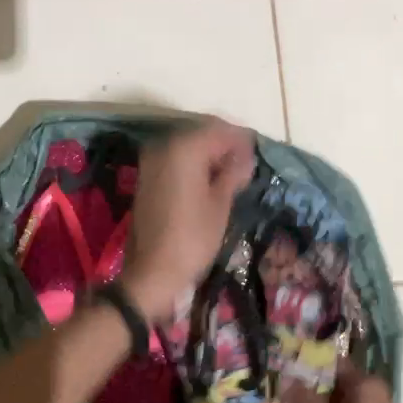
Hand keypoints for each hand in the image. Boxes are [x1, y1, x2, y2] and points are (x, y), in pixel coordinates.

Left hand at [119, 119, 254, 316]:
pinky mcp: (146, 177)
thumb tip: (246, 157)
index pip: (220, 130)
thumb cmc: (192, 238)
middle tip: (246, 164)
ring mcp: (151, 161)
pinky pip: (175, 160)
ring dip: (209, 155)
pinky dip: (193, 165)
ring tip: (230, 174)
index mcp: (184, 148)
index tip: (257, 153)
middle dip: (224, 146)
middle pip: (201, 135)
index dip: (241, 140)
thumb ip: (233, 174)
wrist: (153, 271)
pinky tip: (208, 181)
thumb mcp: (220, 205)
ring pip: (187, 147)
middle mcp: (164, 146)